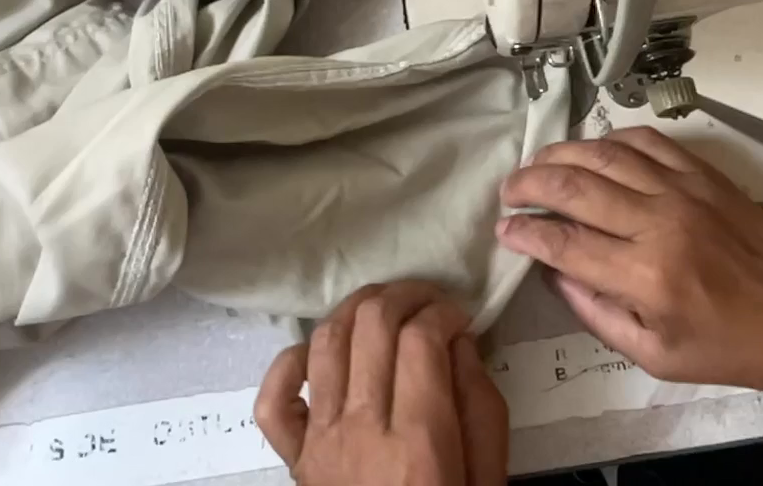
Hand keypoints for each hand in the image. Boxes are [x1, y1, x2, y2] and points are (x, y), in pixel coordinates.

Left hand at [254, 281, 508, 485]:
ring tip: (385, 308)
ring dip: (357, 307)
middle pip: (372, 324)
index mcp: (417, 445)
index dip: (444, 311)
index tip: (460, 316)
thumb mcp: (488, 478)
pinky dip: (290, 362)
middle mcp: (361, 432)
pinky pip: (274, 399)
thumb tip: (460, 341)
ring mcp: (320, 442)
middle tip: (429, 301)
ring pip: (326, 341)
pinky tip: (320, 353)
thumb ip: (481, 405)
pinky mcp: (293, 458)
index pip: (420, 340)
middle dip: (406, 295)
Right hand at [494, 127, 762, 400]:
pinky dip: (609, 140)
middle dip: (528, 184)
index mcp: (647, 278)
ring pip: (602, 154)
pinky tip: (592, 151)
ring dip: (560, 155)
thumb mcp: (656, 356)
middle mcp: (659, 224)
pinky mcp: (703, 173)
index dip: (524, 232)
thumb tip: (554, 270)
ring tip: (537, 165)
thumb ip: (596, 314)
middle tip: (509, 191)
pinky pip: (644, 141)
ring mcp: (683, 190)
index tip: (504, 230)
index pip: (563, 242)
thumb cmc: (732, 348)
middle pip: (573, 186)